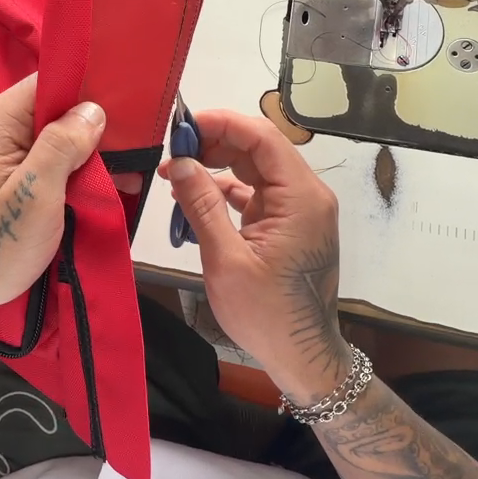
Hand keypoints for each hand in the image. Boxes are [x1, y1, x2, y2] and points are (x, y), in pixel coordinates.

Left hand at [0, 75, 106, 339]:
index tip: (126, 109)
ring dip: (82, 156)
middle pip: (51, 110)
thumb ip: (62, 146)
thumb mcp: (35, 196)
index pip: (48, 81)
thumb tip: (92, 108)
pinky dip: (65, 173)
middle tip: (132, 154)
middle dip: (91, 128)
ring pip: (48, 139)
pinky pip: (38, 163)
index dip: (87, 90)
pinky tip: (92, 190)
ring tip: (123, 176)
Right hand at [159, 109, 346, 403]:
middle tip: (171, 152)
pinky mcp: (287, 223)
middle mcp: (305, 195)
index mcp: (300, 197)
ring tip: (175, 172)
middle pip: (259, 147)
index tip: (182, 126)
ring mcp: (298, 209)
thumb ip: (202, 205)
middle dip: (213, 142)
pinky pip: (255, 191)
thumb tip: (179, 163)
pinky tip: (193, 195)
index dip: (221, 123)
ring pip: (255, 167)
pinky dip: (225, 188)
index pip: (262, 137)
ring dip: (216, 164)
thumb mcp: (226, 259)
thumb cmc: (267, 312)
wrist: (301, 355)